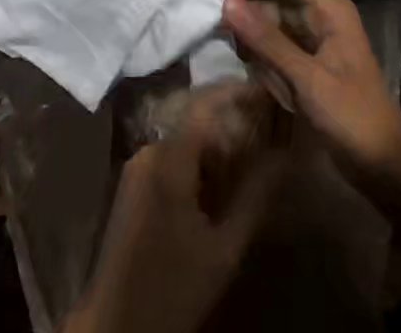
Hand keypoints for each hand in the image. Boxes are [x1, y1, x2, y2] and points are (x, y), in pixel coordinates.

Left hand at [66, 84, 284, 332]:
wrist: (115, 328)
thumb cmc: (172, 289)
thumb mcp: (225, 248)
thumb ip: (256, 195)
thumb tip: (285, 154)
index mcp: (168, 161)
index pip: (207, 105)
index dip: (239, 92)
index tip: (270, 90)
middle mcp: (148, 152)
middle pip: (199, 123)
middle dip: (234, 128)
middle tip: (269, 141)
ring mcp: (137, 167)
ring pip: (187, 141)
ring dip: (218, 150)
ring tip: (250, 169)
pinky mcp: (133, 184)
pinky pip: (172, 158)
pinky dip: (199, 165)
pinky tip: (219, 190)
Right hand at [222, 0, 400, 194]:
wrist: (382, 164)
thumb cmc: (352, 117)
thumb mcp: (307, 79)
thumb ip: (268, 41)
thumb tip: (229, 4)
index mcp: (329, 8)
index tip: (223, 5)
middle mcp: (320, 15)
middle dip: (249, 16)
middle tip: (233, 45)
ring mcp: (313, 39)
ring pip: (270, 24)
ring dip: (257, 45)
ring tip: (264, 75)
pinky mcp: (306, 62)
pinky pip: (275, 48)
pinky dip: (265, 61)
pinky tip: (272, 85)